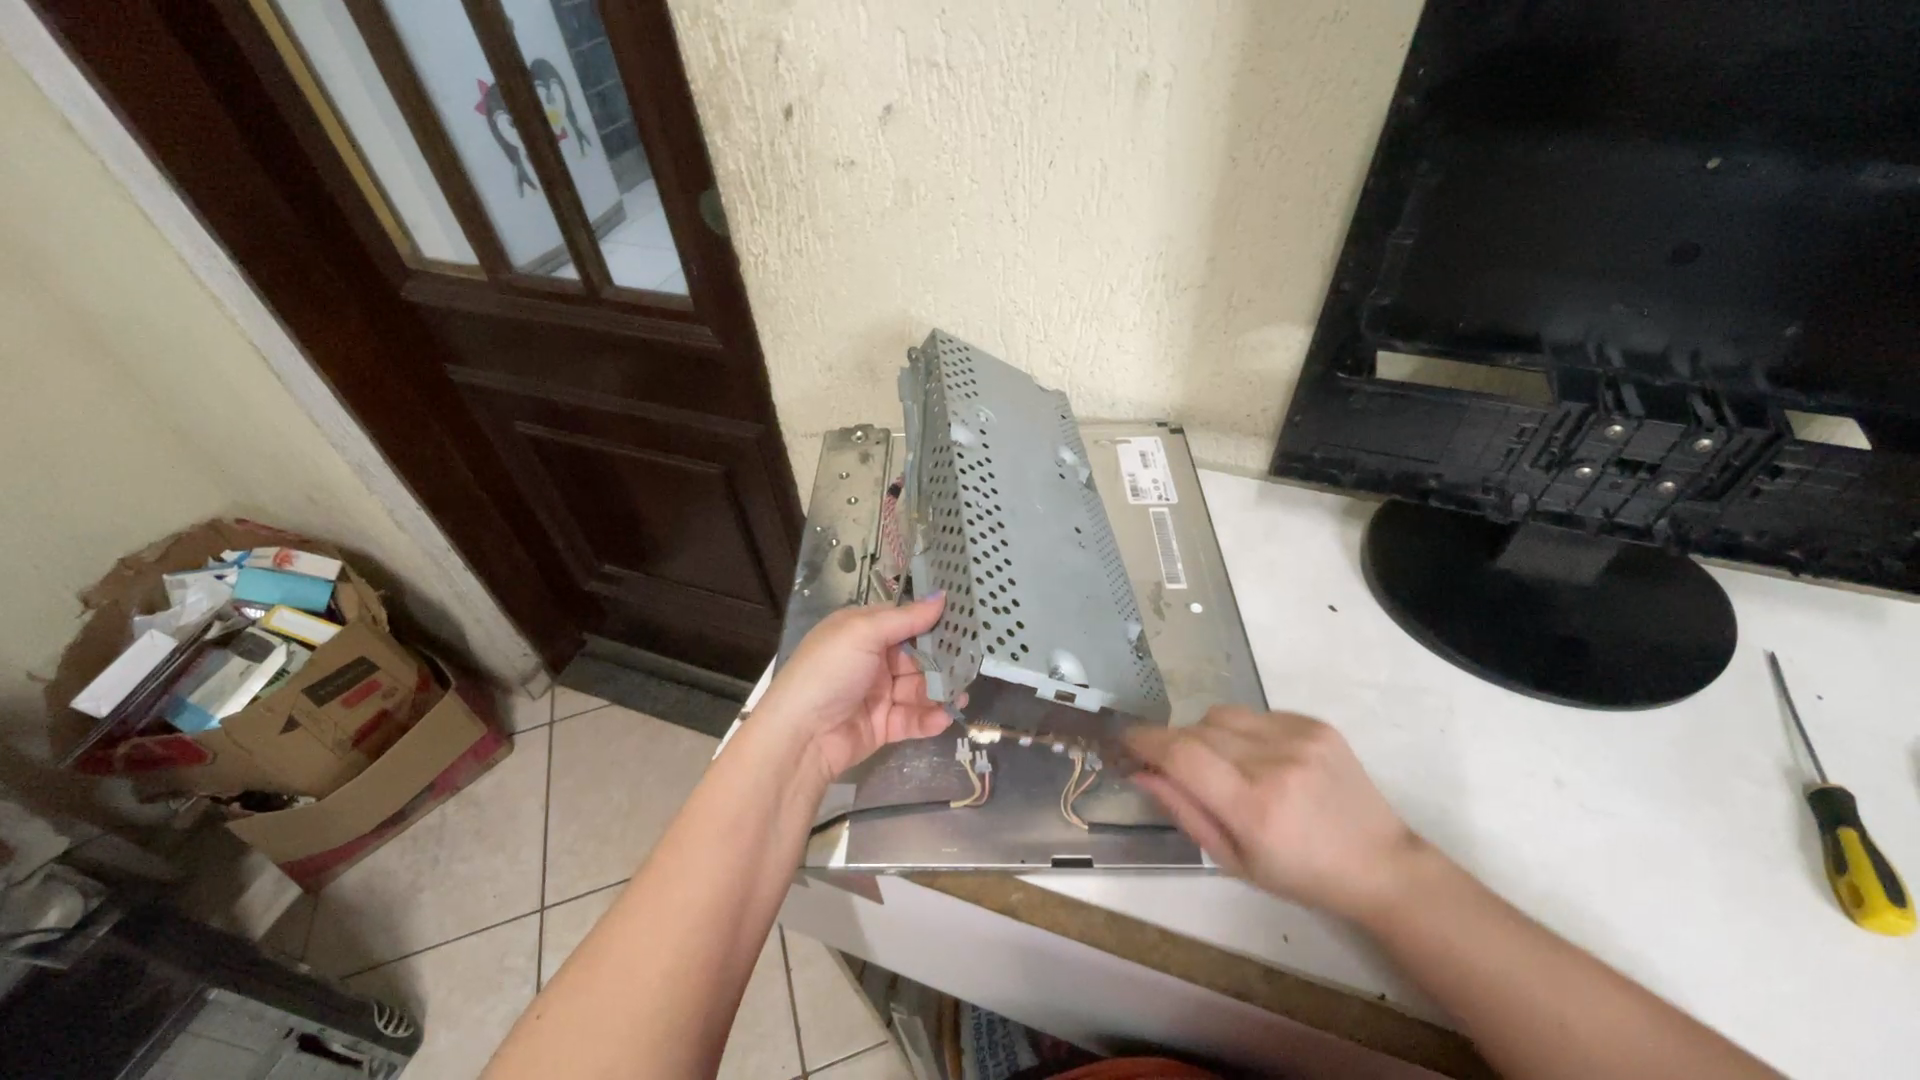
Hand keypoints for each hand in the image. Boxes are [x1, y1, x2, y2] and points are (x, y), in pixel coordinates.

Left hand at [754, 593, 960, 784]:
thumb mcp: (863, 633)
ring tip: (961, 696)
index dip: (931, 622)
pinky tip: (944, 717)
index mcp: (860, 632)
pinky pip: (912, 718)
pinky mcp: (883, 726)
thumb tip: (942, 596)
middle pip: (916, 656)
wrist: (801, 735)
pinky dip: (929, 718)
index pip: (903, 622)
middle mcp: (870, 660)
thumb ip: (906, 618)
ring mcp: (877, 694)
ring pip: (918, 689)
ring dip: (940, 692)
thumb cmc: (829, 671)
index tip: (964, 622)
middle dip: (942, 661)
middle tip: (970, 664)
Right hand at [1127, 707, 1427, 922]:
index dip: (1145, 741)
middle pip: (1197, 730)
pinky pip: (1255, 714)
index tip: (1125, 739)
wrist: (1380, 863)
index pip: (1182, 755)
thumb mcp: (1233, 860)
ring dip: (1208, 734)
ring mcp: (1300, 738)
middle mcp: (1275, 763)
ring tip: (1225, 766)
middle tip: (1178, 769)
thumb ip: (1183, 811)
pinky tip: (1260, 759)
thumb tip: (1140, 771)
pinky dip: (1242, 731)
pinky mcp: (1316, 724)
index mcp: (1253, 807)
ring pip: (1222, 714)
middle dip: (1176, 744)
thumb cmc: (1300, 874)